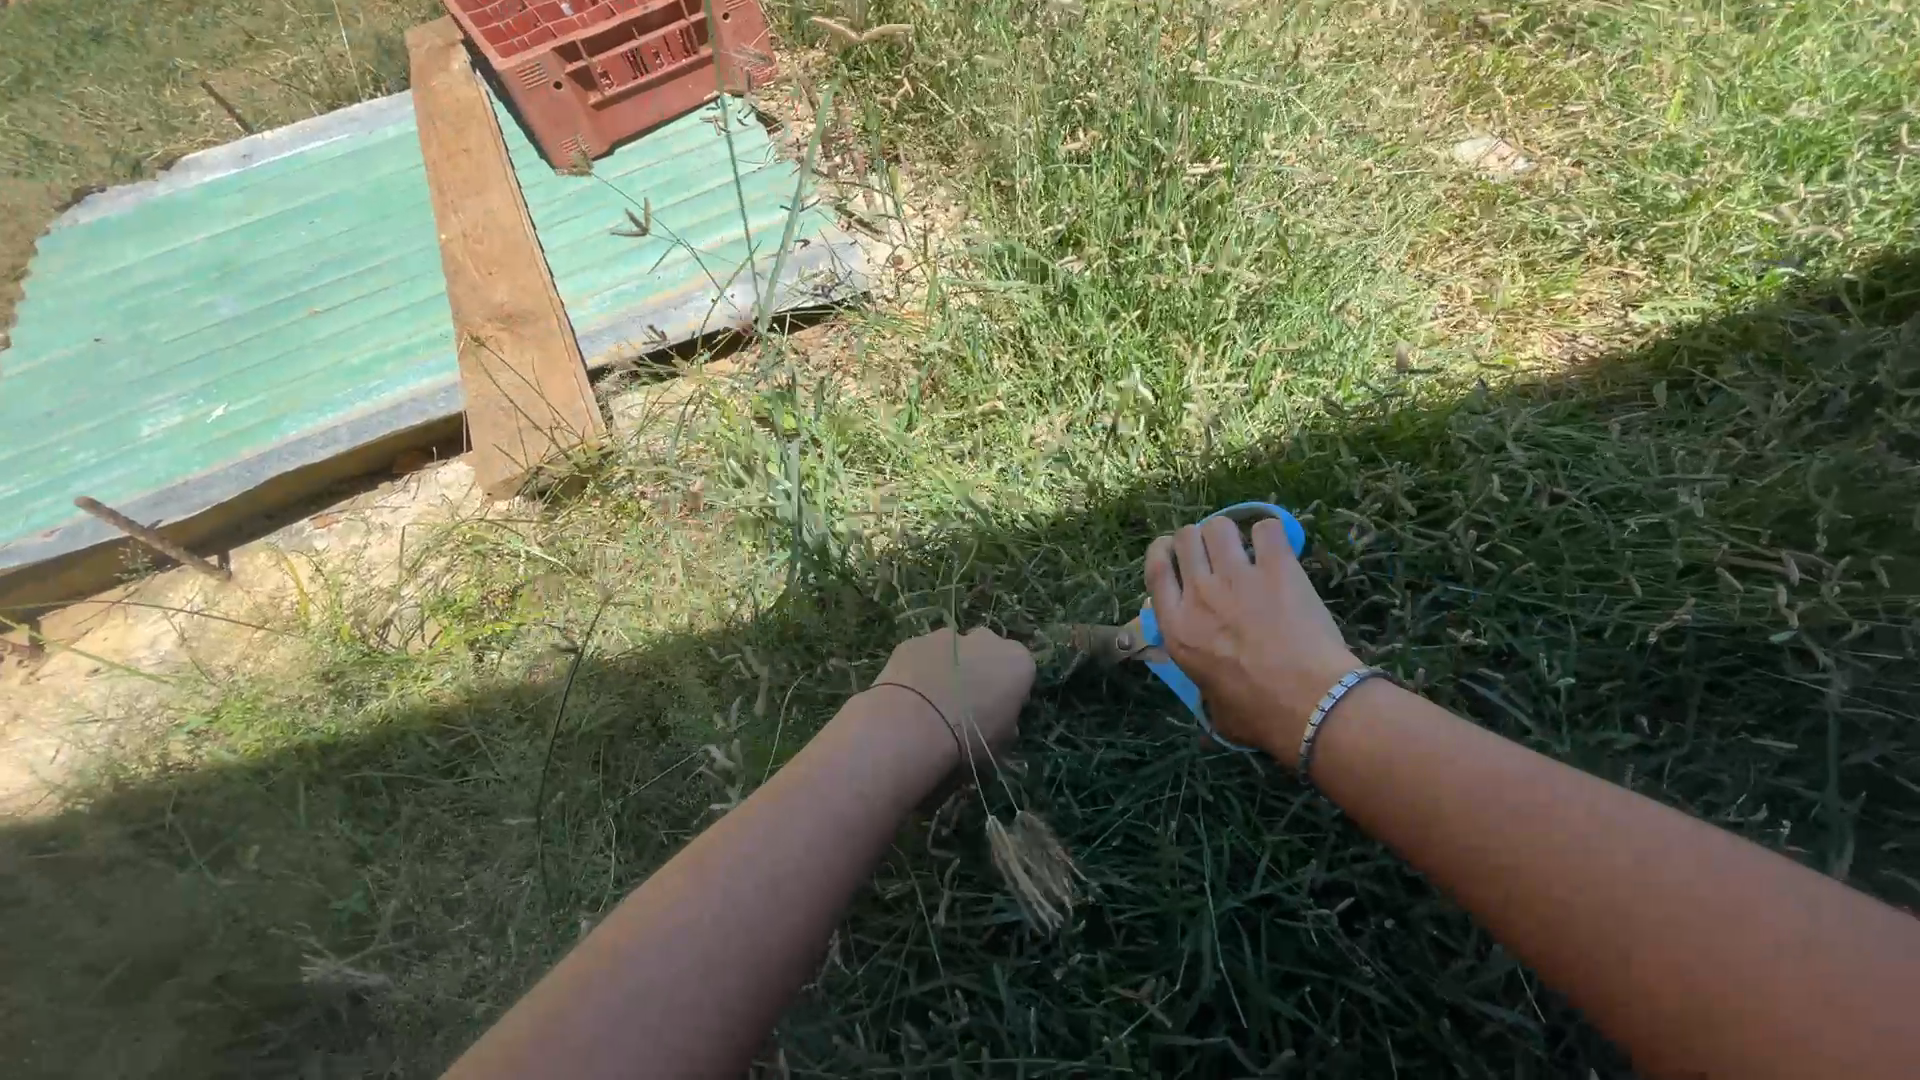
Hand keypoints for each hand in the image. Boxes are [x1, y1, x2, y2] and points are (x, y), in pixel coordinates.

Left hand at [866, 627, 1035, 765]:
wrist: (916, 724)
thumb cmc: (970, 735)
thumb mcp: (1003, 739)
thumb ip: (1007, 720)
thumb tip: (999, 717)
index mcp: (1018, 661)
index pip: (1020, 672)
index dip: (1009, 691)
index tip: (997, 710)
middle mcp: (987, 639)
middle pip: (988, 652)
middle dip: (980, 670)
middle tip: (965, 702)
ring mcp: (948, 636)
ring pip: (954, 650)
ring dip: (949, 667)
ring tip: (933, 699)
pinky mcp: (915, 641)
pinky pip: (923, 654)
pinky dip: (920, 669)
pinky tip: (911, 694)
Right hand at [1145, 516, 1360, 764]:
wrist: (1312, 704)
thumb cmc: (1260, 715)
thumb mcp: (1212, 706)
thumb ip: (1202, 687)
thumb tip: (1208, 693)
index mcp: (1177, 629)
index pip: (1156, 570)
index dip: (1162, 552)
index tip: (1173, 551)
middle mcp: (1200, 595)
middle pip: (1185, 538)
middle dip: (1198, 540)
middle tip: (1216, 553)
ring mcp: (1237, 578)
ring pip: (1219, 526)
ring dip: (1229, 532)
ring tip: (1244, 547)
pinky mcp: (1277, 569)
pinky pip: (1266, 528)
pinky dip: (1269, 533)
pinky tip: (1276, 549)